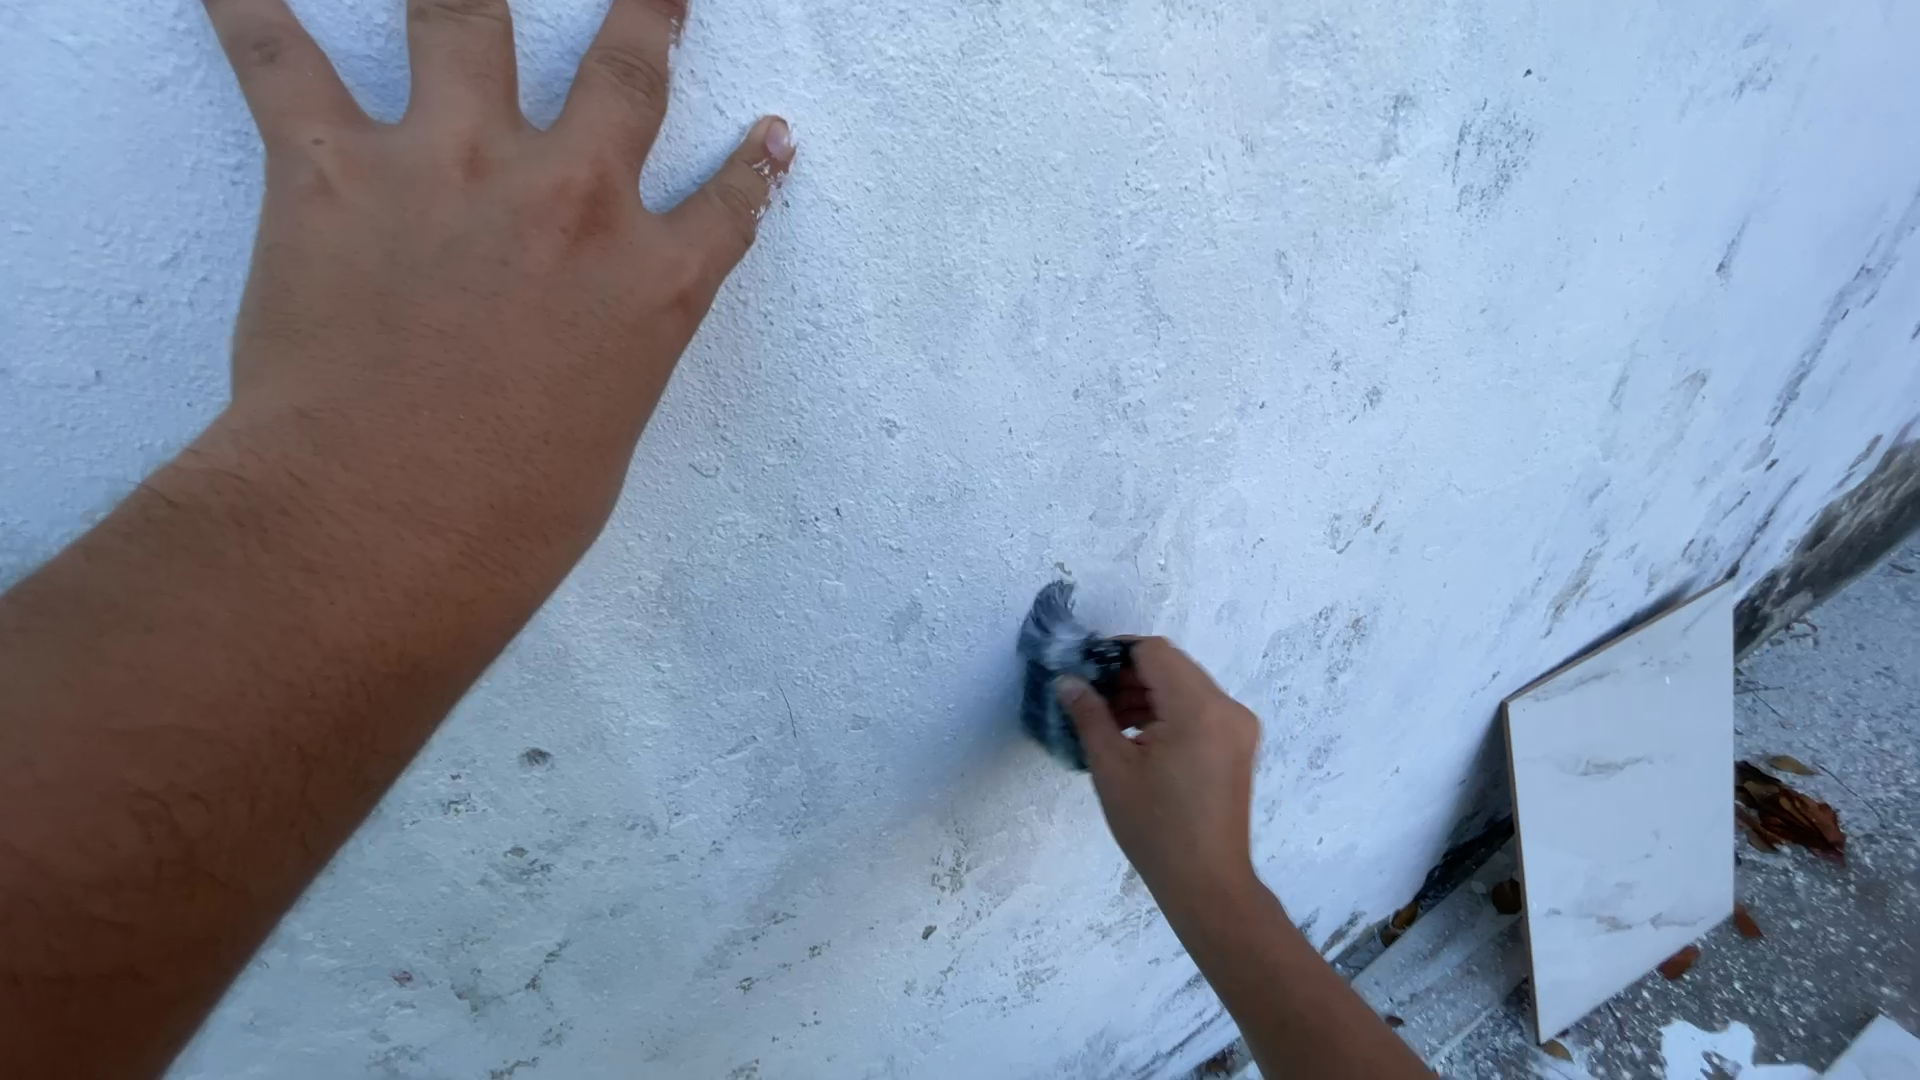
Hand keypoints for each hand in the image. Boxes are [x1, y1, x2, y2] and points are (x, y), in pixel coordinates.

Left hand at [201, 0, 792, 573]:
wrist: (396, 514)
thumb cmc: (523, 504)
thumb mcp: (613, 422)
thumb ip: (612, 352)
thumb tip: (583, 334)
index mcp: (654, 284)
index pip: (729, 206)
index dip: (756, 167)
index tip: (772, 136)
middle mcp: (574, 204)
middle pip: (627, 78)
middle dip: (650, 18)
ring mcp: (458, 170)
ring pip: (466, 18)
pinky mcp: (335, 167)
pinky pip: (276, 52)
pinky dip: (250, 8)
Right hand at [1057, 638, 1262, 910]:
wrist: (1207, 884)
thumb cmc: (1155, 827)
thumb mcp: (1111, 767)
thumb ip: (1089, 714)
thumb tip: (1068, 680)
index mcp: (1198, 708)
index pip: (1153, 652)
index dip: (1114, 653)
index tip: (1082, 671)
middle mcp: (1226, 707)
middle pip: (1170, 666)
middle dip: (1127, 675)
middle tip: (1090, 698)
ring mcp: (1237, 726)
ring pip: (1183, 685)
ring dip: (1145, 693)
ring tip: (1107, 721)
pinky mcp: (1237, 743)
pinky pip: (1197, 707)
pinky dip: (1165, 710)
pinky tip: (1135, 736)